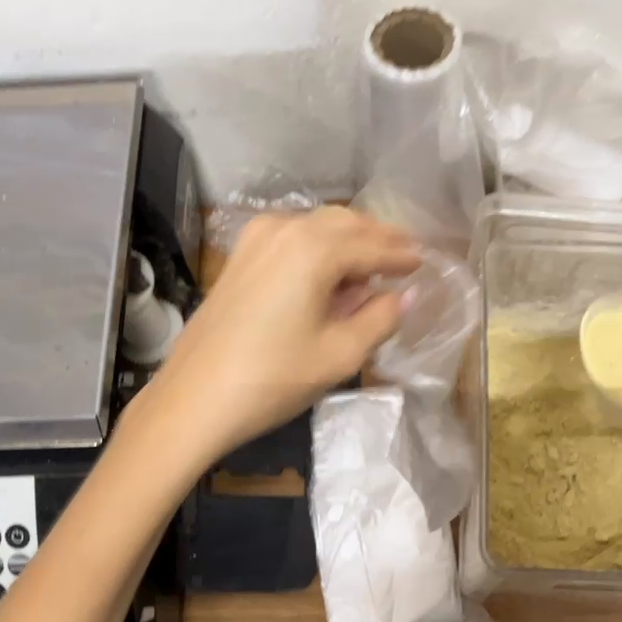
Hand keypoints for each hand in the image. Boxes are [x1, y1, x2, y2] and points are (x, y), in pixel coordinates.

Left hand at [133, 207, 420, 462]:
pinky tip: (329, 274)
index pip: (373, 245)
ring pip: (316, 227)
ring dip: (348, 241)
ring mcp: (256, 239)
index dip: (402, 255)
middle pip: (345, 223)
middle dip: (378, 239)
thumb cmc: (273, 379)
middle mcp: (285, 229)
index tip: (426, 262)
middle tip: (405, 256)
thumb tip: (406, 295)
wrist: (194, 398)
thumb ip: (380, 318)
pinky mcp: (239, 257)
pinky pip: (291, 239)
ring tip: (372, 267)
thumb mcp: (339, 355)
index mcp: (314, 248)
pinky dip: (318, 248)